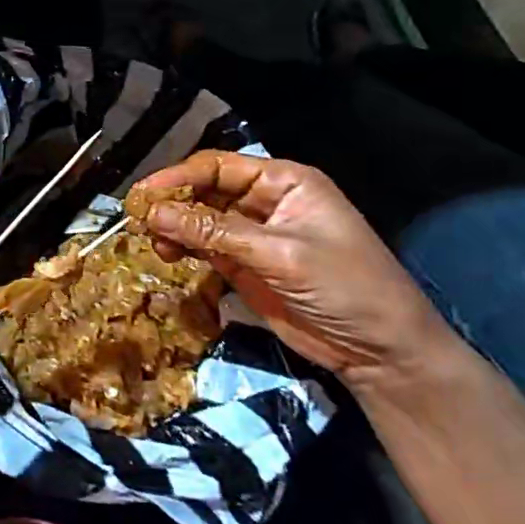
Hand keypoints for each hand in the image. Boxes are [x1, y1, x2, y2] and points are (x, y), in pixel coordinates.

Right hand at [140, 151, 456, 387]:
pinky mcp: (243, 263)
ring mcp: (252, 233)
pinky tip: (167, 254)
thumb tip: (152, 213)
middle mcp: (264, 200)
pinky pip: (202, 244)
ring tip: (154, 242)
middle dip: (172, 202)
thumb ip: (214, 232)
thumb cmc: (347, 289)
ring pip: (197, 217)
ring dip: (173, 226)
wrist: (386, 356)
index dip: (178, 177)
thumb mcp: (280, 255)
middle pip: (203, 189)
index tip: (143, 193)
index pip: (218, 167)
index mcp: (284, 182)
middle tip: (139, 218)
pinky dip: (181, 246)